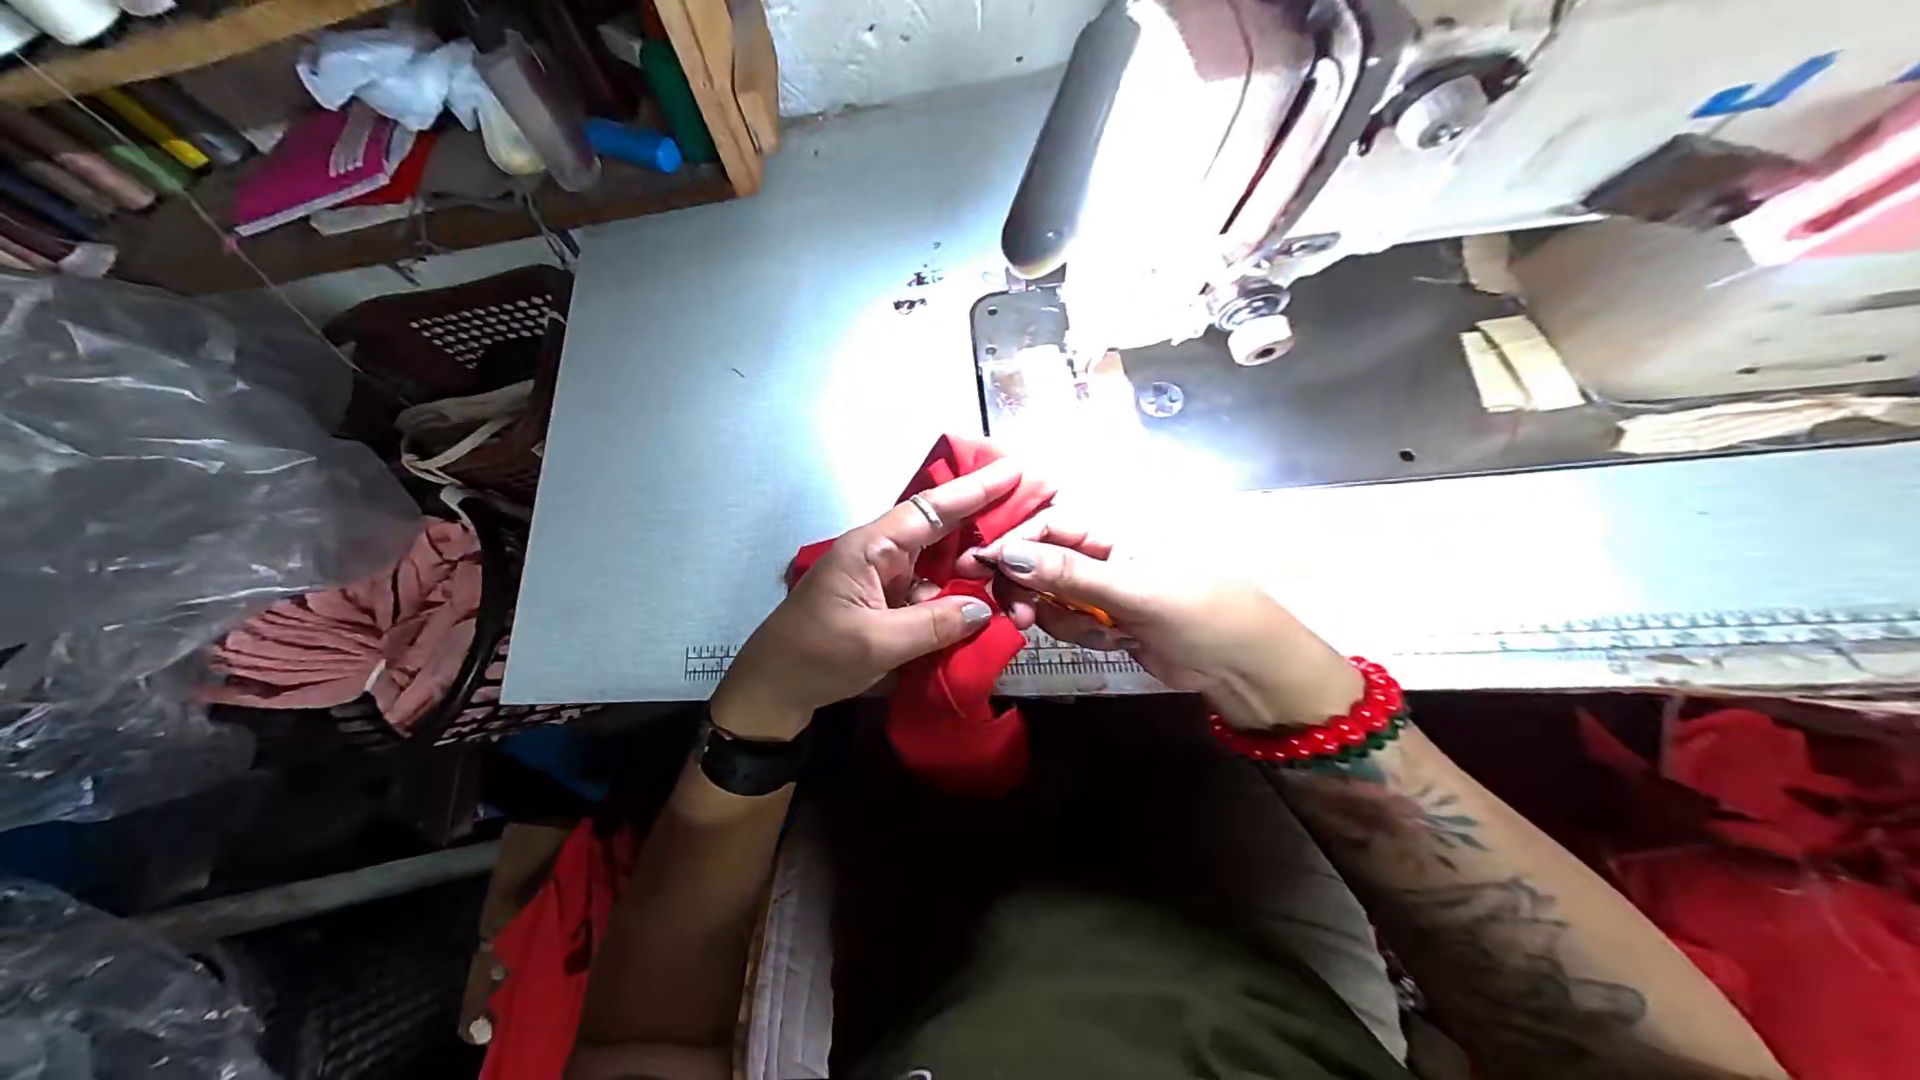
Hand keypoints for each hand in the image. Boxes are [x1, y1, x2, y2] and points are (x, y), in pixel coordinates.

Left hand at [710, 460, 1022, 739]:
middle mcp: (883, 555)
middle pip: (943, 529)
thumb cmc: (813, 656)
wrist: (773, 691)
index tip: (1015, 470)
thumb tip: (986, 608)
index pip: (931, 509)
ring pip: (942, 563)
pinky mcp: (891, 605)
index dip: (975, 489)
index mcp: (872, 547)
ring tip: (1021, 563)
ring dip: (977, 564)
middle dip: (986, 520)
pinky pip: (934, 593)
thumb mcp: (874, 643)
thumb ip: (934, 624)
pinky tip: (990, 604)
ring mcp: (888, 581)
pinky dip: (960, 597)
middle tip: (1035, 510)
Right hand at [957, 511, 1362, 731]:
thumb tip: (1008, 554)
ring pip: (1051, 598)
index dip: (1013, 543)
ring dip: (1063, 620)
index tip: (980, 568)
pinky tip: (1118, 642)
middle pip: (1039, 562)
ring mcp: (1104, 589)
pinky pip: (1070, 624)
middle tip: (1025, 619)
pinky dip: (1084, 636)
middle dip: (1030, 590)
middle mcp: (1103, 553)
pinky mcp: (1106, 620)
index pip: (1048, 525)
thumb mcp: (1133, 592)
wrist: (1243, 668)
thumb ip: (1069, 574)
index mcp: (1114, 529)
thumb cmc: (1199, 612)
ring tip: (1102, 633)